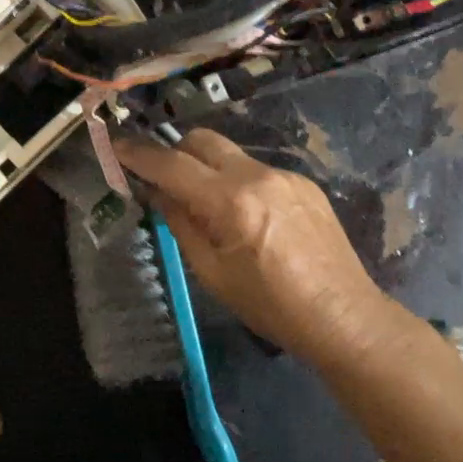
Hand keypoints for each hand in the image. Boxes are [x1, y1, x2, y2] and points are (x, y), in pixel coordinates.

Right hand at [115, 128, 398, 365]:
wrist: (347, 320)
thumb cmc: (271, 306)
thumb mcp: (211, 272)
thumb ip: (179, 223)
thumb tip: (157, 193)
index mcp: (230, 202)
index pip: (171, 164)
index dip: (138, 154)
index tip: (115, 146)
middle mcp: (257, 176)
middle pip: (201, 140)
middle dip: (174, 151)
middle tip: (161, 177)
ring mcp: (284, 176)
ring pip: (229, 155)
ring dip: (207, 169)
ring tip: (208, 206)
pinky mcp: (304, 184)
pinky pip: (256, 171)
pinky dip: (238, 183)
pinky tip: (247, 218)